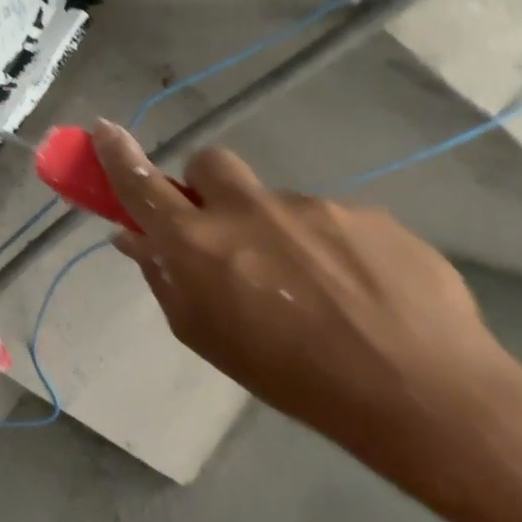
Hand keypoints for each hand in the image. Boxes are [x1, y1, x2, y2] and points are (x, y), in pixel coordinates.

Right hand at [89, 119, 515, 448]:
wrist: (418, 392)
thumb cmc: (286, 373)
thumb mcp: (201, 333)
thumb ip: (164, 277)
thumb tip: (137, 239)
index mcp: (194, 242)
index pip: (140, 182)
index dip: (116, 153)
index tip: (103, 128)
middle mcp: (247, 211)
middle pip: (209, 163)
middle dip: (207, 185)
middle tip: (227, 228)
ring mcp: (312, 208)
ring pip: (277, 203)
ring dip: (279, 231)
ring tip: (315, 287)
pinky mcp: (372, 217)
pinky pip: (335, 222)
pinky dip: (334, 248)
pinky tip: (358, 291)